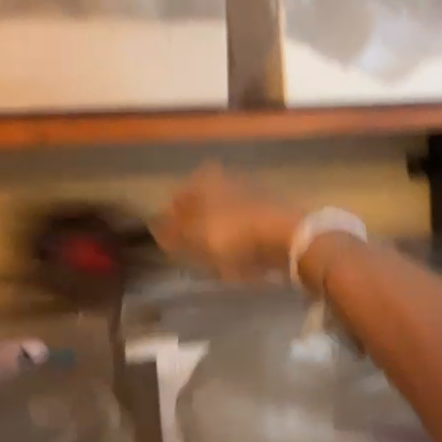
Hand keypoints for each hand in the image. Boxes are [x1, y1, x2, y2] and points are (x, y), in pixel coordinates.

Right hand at [153, 165, 307, 281]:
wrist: (287, 237)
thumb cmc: (231, 233)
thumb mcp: (192, 235)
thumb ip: (171, 231)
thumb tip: (155, 226)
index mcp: (206, 178)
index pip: (179, 196)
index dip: (172, 220)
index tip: (169, 240)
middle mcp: (230, 179)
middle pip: (205, 205)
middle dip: (197, 226)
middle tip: (191, 251)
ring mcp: (255, 194)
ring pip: (228, 217)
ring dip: (220, 236)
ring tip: (215, 262)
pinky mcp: (274, 215)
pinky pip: (248, 231)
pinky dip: (241, 244)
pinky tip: (240, 263)